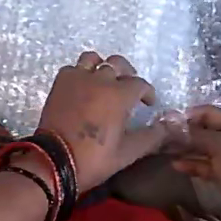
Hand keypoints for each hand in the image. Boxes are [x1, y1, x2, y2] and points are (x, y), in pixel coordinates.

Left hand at [36, 52, 171, 188]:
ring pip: (93, 59)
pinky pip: (72, 69)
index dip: (147, 93)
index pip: (140, 84)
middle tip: (128, 87)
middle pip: (118, 64)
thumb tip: (167, 127)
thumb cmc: (93, 158)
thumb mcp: (128, 152)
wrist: (54, 161)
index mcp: (119, 95)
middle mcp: (99, 80)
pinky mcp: (59, 84)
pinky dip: (80, 73)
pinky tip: (83, 87)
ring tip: (104, 80)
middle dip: (127, 74)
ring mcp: (77, 79)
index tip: (148, 104)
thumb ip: (151, 137)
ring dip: (102, 66)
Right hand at [169, 106, 220, 207]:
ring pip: (206, 149)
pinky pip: (207, 165)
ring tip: (166, 149)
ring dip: (187, 149)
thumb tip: (174, 125)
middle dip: (187, 133)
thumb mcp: (220, 145)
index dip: (191, 114)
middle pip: (208, 131)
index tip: (170, 119)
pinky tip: (176, 165)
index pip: (213, 113)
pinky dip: (193, 164)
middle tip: (164, 135)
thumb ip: (197, 134)